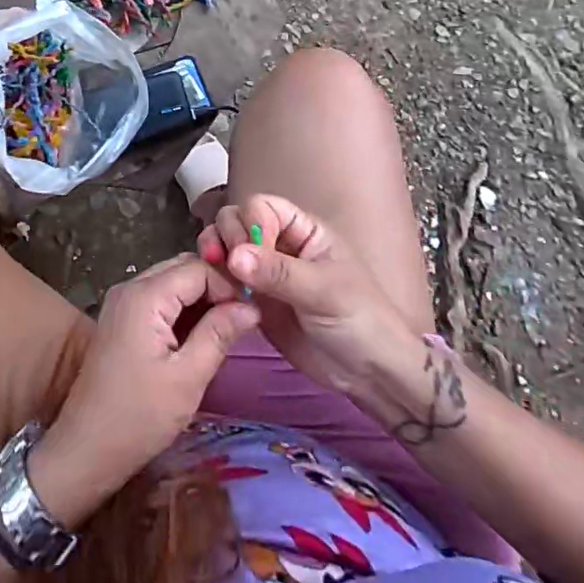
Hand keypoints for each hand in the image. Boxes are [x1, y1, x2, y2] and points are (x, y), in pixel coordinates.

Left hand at [30, 254, 258, 524]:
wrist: (86, 446)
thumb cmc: (139, 416)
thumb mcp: (188, 377)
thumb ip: (220, 333)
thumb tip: (253, 307)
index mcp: (145, 296)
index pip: (198, 268)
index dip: (229, 286)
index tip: (253, 314)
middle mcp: (130, 287)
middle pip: (183, 268)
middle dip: (216, 288)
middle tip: (244, 320)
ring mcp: (123, 301)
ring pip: (172, 282)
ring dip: (201, 299)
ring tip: (228, 329)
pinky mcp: (121, 318)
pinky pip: (159, 298)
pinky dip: (182, 310)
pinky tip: (201, 335)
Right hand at [198, 194, 429, 421]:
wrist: (369, 375)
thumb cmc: (361, 321)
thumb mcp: (324, 292)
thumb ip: (279, 272)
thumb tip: (234, 256)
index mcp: (303, 230)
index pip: (261, 207)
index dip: (250, 224)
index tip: (250, 253)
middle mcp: (279, 243)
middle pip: (236, 220)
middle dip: (226, 237)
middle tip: (228, 267)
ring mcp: (263, 271)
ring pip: (226, 247)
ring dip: (214, 256)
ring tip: (214, 277)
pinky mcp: (253, 298)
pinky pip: (224, 280)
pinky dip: (214, 282)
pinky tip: (216, 295)